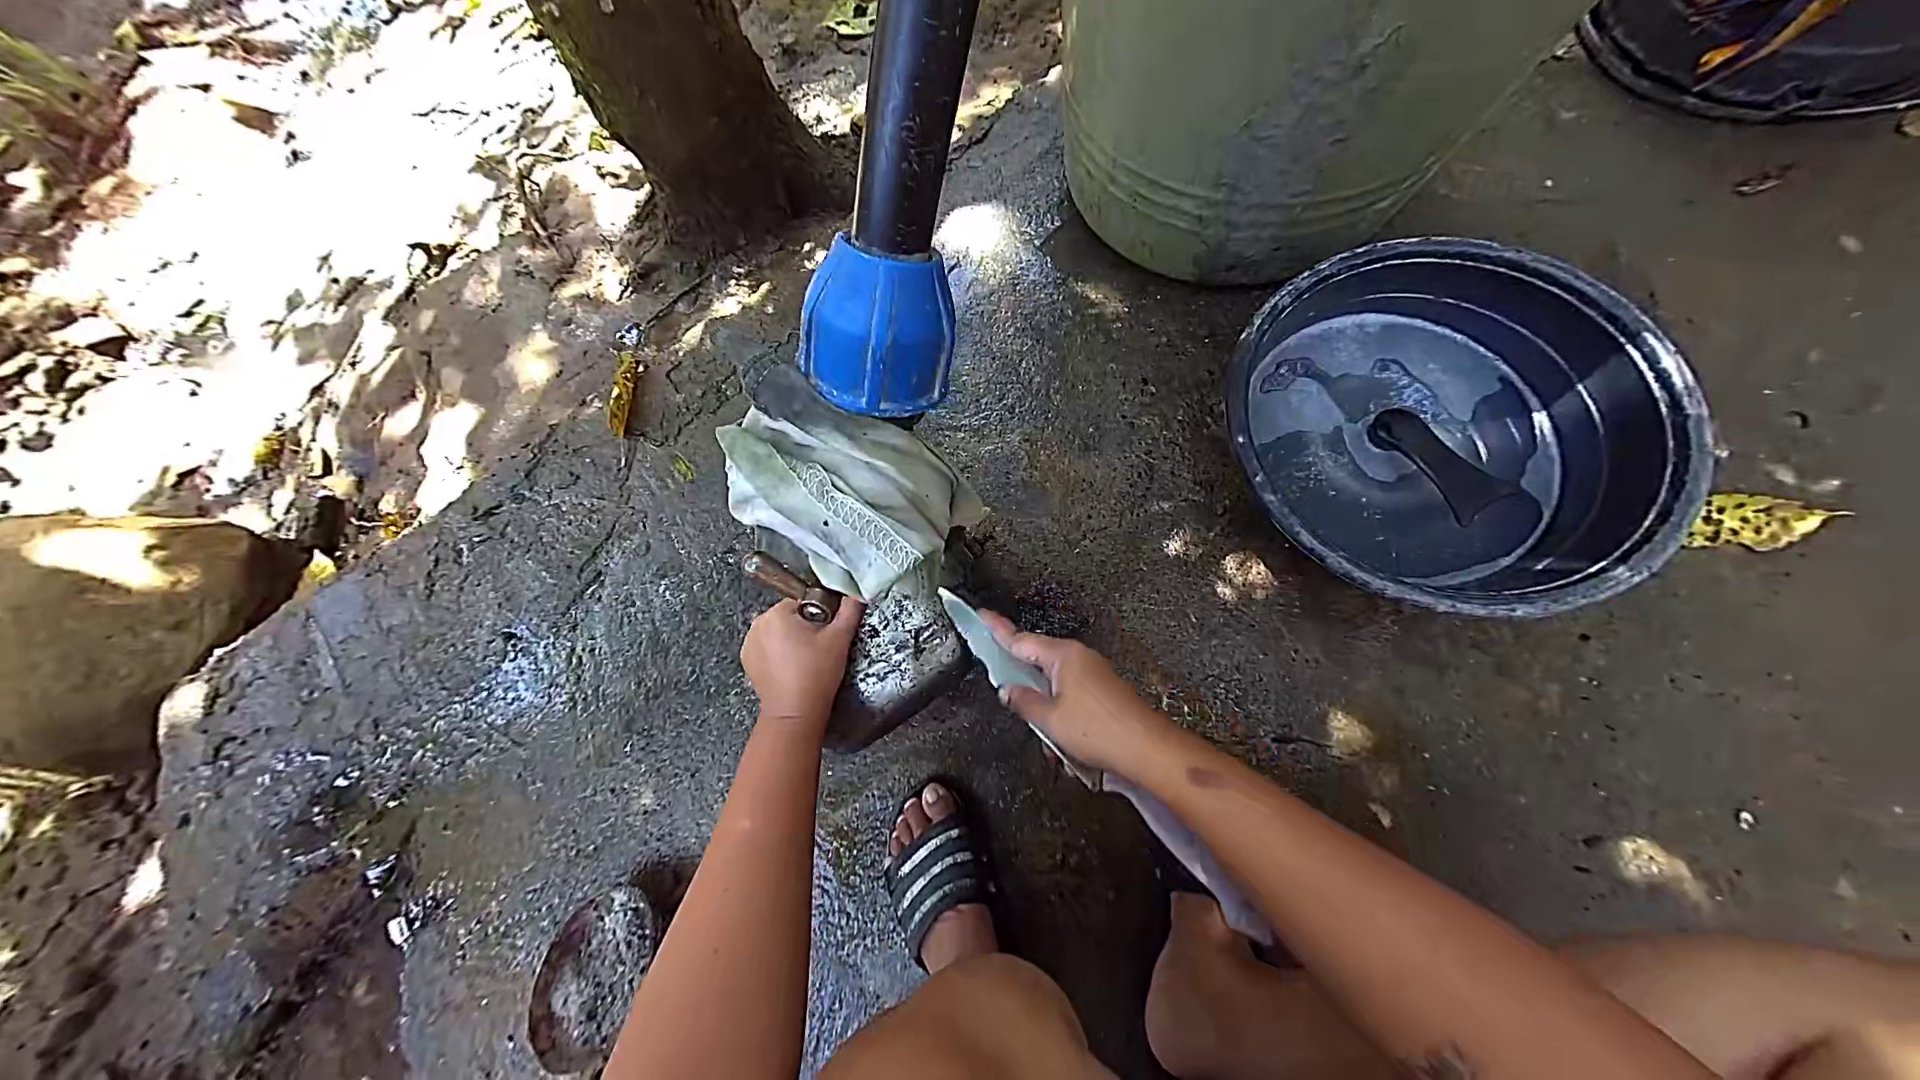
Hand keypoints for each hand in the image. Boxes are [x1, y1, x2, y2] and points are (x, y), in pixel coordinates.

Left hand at [740, 598, 865, 725]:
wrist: (795, 713)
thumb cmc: (817, 673)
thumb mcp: (840, 638)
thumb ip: (850, 609)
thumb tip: (857, 592)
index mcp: (777, 613)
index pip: (803, 601)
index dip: (819, 616)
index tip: (826, 635)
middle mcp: (757, 623)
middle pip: (789, 615)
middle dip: (804, 627)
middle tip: (818, 649)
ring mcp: (749, 643)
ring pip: (778, 630)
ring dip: (790, 639)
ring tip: (805, 660)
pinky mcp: (747, 660)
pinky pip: (767, 646)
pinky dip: (778, 652)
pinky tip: (791, 667)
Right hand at [975, 609, 1172, 775]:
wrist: (1147, 750)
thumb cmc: (1104, 731)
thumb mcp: (1049, 719)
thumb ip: (1022, 701)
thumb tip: (1007, 691)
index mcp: (1063, 656)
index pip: (1020, 639)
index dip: (997, 629)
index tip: (983, 616)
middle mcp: (1079, 659)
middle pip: (1036, 664)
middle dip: (1024, 689)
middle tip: (1015, 703)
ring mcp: (1092, 675)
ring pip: (1053, 688)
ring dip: (1046, 713)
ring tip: (1053, 741)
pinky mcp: (1102, 693)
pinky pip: (1070, 699)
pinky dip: (1063, 719)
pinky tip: (1067, 744)